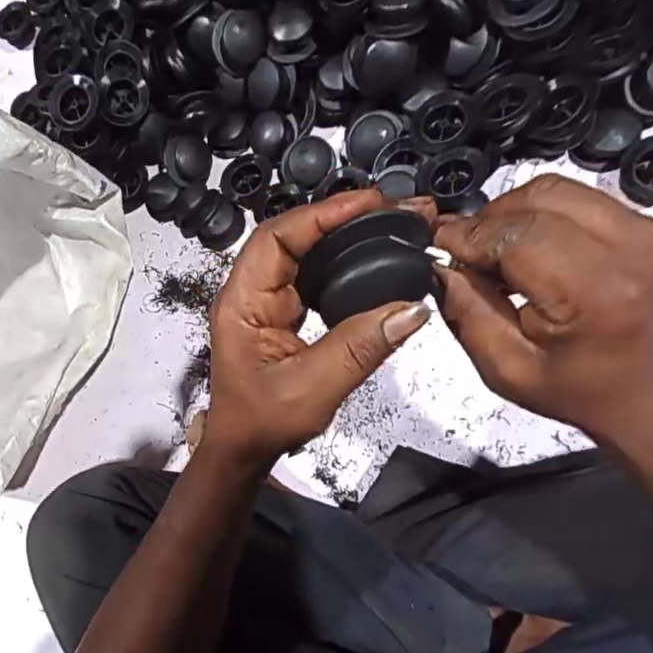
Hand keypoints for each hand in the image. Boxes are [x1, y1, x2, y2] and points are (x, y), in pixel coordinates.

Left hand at [204, 190, 431, 466]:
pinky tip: (368, 262)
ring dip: (344, 240)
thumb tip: (410, 311)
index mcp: (243, 304)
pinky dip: (340, 265)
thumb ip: (361, 348)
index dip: (324, 213)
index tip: (370, 203)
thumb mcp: (313, 389)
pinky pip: (311, 278)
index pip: (278, 237)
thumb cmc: (261, 424)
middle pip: (295, 237)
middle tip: (392, 212)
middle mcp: (250, 296)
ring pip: (304, 255)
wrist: (244, 449)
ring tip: (387, 229)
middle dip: (343, 219)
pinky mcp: (281, 317)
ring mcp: (265, 305)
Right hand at [431, 174, 652, 439]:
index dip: (470, 235)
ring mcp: (650, 233)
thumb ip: (468, 313)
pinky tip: (533, 254)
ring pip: (561, 191)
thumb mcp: (506, 369)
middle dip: (490, 221)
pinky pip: (584, 202)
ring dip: (516, 216)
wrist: (647, 395)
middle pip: (540, 199)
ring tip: (498, 255)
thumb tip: (443, 267)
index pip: (517, 234)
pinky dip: (547, 219)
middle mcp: (634, 251)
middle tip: (466, 252)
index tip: (442, 243)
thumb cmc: (584, 391)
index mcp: (597, 293)